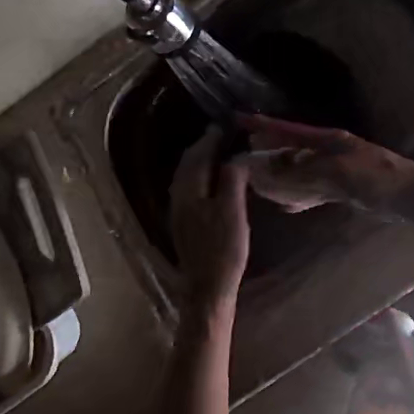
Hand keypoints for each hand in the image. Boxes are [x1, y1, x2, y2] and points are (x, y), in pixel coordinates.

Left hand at [167, 127, 250, 310]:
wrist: (207, 288)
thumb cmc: (223, 249)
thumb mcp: (233, 210)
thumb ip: (232, 179)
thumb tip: (235, 156)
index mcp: (189, 189)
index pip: (197, 155)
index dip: (211, 138)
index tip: (225, 125)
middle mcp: (178, 196)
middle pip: (188, 163)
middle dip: (204, 147)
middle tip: (223, 135)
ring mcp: (179, 211)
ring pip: (187, 176)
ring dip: (201, 161)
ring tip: (220, 153)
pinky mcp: (185, 223)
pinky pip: (190, 188)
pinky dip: (201, 176)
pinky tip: (213, 181)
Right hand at [237, 114, 413, 215]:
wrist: (410, 197)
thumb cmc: (377, 177)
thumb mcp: (337, 172)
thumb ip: (300, 172)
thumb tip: (264, 171)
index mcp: (327, 140)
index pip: (288, 130)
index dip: (264, 125)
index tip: (238, 120)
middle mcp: (328, 152)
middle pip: (290, 151)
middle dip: (266, 154)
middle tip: (239, 159)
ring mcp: (335, 171)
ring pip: (298, 172)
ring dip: (279, 177)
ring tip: (255, 184)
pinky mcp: (342, 189)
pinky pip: (311, 190)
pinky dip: (297, 196)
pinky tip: (285, 205)